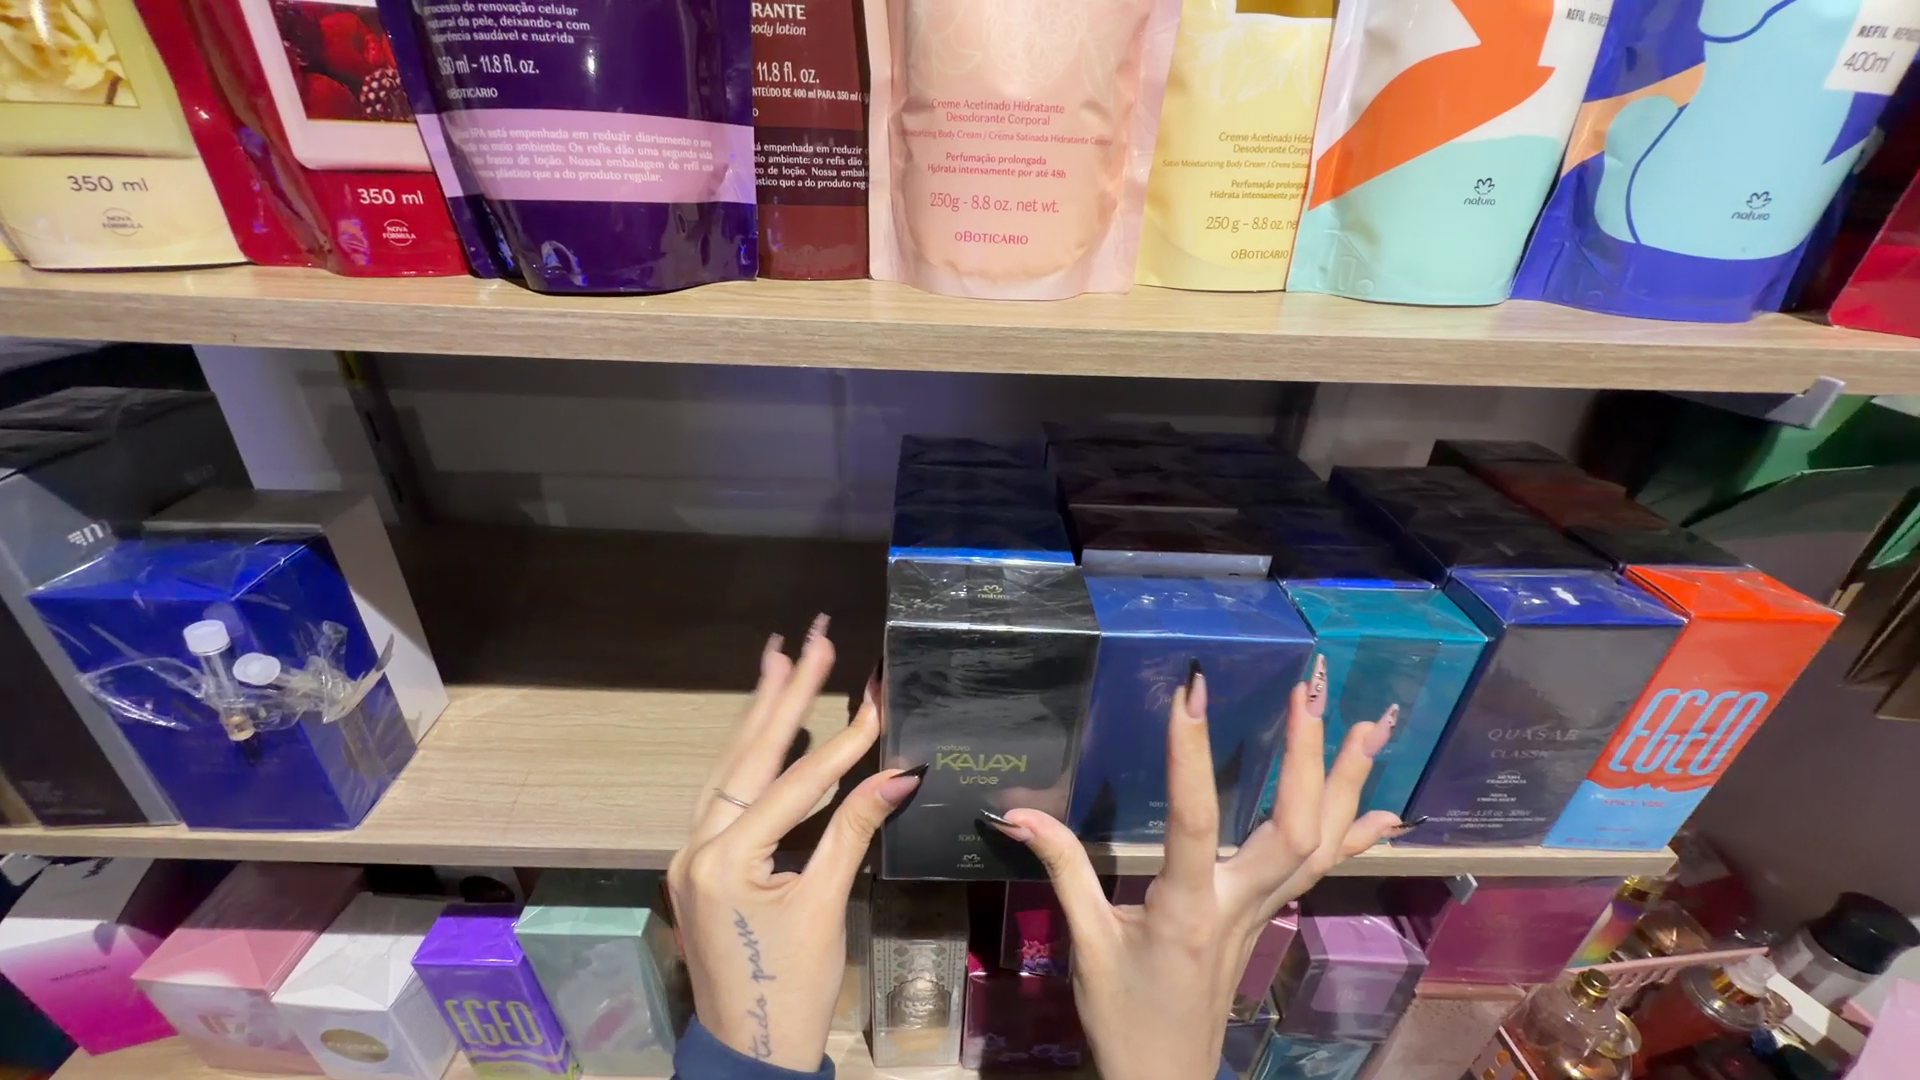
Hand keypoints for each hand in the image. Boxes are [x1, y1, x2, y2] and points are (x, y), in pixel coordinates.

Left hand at [667, 619, 922, 1071]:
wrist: (748, 1051)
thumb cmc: (792, 988)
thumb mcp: (827, 908)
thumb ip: (854, 830)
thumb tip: (900, 773)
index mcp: (724, 858)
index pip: (796, 782)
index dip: (843, 741)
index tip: (875, 695)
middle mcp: (696, 841)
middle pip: (749, 753)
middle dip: (784, 692)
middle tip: (811, 638)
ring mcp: (692, 848)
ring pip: (730, 763)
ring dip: (760, 709)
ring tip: (778, 657)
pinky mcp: (701, 857)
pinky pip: (726, 788)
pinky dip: (750, 749)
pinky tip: (765, 721)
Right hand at [984, 656, 1405, 1079]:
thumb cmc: (1124, 1014)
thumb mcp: (1086, 942)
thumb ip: (1062, 868)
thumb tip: (1016, 812)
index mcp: (1187, 909)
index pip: (1195, 821)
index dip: (1190, 755)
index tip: (1190, 694)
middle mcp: (1239, 905)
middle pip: (1293, 831)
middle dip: (1307, 759)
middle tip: (1308, 694)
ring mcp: (1265, 913)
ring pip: (1321, 846)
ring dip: (1347, 783)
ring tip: (1367, 725)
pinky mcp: (1270, 918)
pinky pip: (1323, 871)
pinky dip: (1356, 836)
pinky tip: (1385, 808)